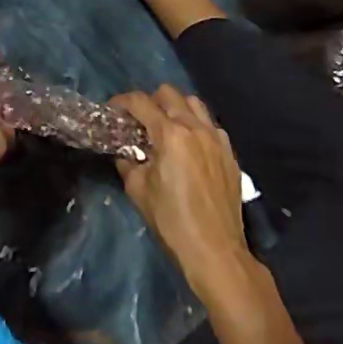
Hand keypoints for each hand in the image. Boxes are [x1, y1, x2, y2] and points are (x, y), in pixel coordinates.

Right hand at [111, 87, 250, 283]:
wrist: (216, 250)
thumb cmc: (172, 221)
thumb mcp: (139, 191)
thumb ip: (128, 163)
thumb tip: (124, 152)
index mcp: (170, 134)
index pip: (141, 102)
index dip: (123, 101)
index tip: (113, 109)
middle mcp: (194, 127)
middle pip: (169, 93)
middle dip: (150, 101)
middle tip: (140, 120)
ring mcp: (216, 137)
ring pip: (193, 103)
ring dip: (176, 107)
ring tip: (166, 127)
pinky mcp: (229, 151)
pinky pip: (210, 124)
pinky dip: (196, 125)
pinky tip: (190, 145)